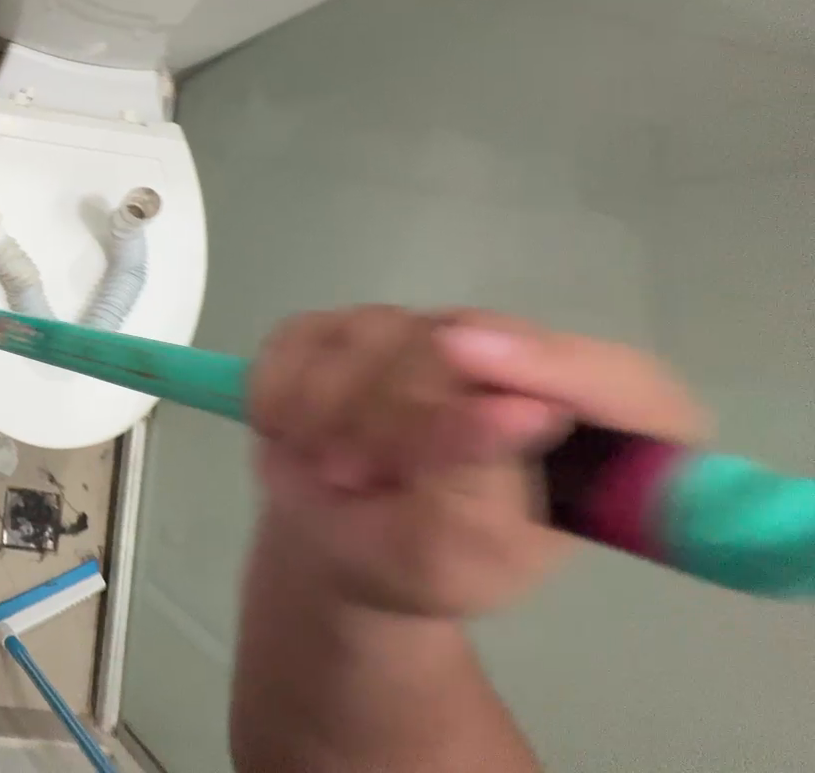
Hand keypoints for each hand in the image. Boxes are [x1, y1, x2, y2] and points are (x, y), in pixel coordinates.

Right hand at [248, 307, 702, 617]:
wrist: (329, 543)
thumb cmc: (407, 564)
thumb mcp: (453, 559)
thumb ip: (486, 489)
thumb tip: (519, 408)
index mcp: (585, 435)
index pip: (614, 383)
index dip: (555, 366)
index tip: (469, 365)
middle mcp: (506, 366)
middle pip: (461, 340)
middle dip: (388, 410)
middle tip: (349, 474)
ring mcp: (415, 335)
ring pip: (370, 333)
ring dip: (324, 407)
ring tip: (322, 465)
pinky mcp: (337, 330)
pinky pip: (300, 337)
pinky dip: (279, 387)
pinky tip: (287, 430)